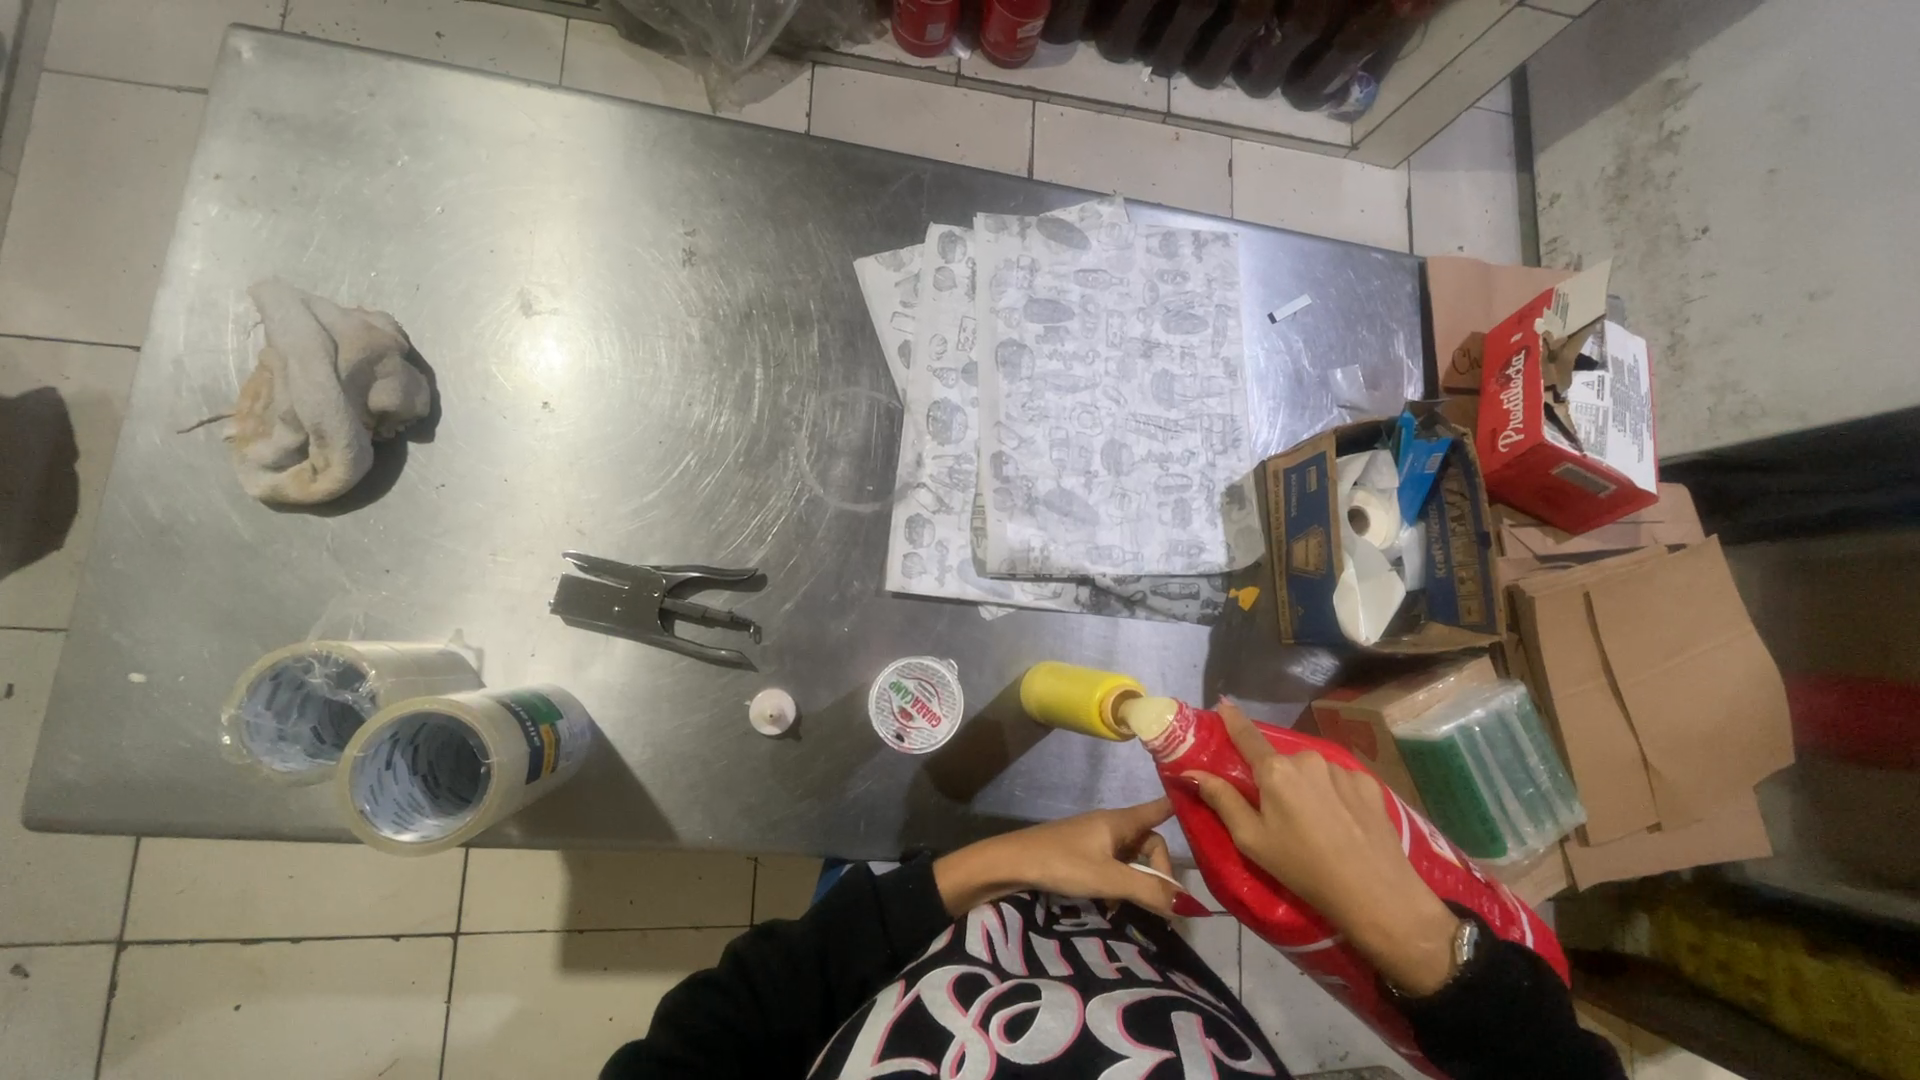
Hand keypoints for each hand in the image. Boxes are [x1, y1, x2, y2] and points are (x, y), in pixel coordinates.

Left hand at [933, 799, 1182, 917]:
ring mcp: (1094, 838)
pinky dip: (1118, 884)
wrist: (1010, 862)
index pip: (1159, 810)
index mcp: (1119, 821)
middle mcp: (1110, 824)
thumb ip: (1147, 890)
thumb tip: (1185, 904)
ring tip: (1135, 908)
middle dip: (1158, 871)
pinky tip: (1111, 906)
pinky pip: (1113, 866)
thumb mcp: (1108, 879)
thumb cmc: (1061, 863)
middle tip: (1160, 902)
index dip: (1180, 807)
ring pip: (1130, 857)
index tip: (1204, 805)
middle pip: (1148, 843)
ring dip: (1137, 882)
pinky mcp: (1080, 853)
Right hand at [1184, 701, 1462, 995]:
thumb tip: (1191, 771)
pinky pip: (1338, 780)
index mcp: (1275, 770)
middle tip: (1277, 810)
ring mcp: (1341, 768)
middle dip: (1275, 776)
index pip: (1246, 735)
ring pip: (1311, 770)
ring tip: (1314, 822)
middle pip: (1281, 760)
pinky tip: (1341, 822)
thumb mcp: (1251, 841)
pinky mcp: (1368, 782)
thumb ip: (1221, 800)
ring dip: (1306, 786)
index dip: (1232, 719)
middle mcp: (1307, 759)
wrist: (1377, 895)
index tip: (1222, 705)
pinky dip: (1333, 794)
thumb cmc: (1303, 869)